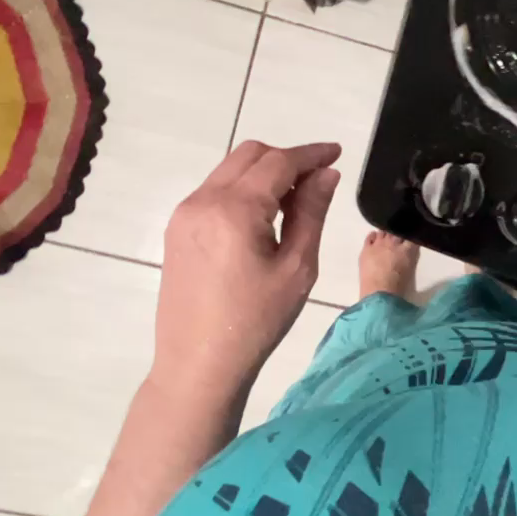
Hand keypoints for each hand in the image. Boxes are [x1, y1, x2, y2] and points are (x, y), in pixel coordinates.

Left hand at [150, 141, 342, 404]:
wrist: (199, 362)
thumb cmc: (257, 320)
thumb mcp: (296, 267)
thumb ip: (311, 213)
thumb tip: (325, 174)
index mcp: (234, 210)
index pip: (279, 162)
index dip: (311, 154)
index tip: (338, 153)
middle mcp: (203, 200)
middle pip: (250, 155)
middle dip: (287, 158)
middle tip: (319, 179)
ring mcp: (185, 213)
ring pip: (230, 169)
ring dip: (265, 172)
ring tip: (295, 200)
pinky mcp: (178, 229)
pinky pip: (216, 190)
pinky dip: (244, 189)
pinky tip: (264, 217)